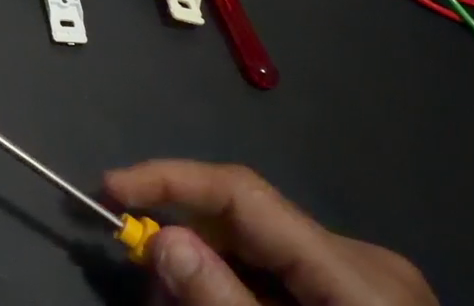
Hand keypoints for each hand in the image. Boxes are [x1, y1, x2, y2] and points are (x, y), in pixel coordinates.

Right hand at [104, 161, 436, 305]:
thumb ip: (222, 302)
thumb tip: (159, 239)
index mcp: (354, 272)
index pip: (242, 192)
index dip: (168, 180)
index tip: (106, 191)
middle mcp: (363, 263)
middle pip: (246, 224)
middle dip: (183, 239)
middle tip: (135, 269)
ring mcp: (367, 286)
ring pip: (259, 254)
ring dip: (205, 269)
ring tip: (168, 297)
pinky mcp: (359, 304)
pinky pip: (281, 281)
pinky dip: (236, 290)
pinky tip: (211, 303)